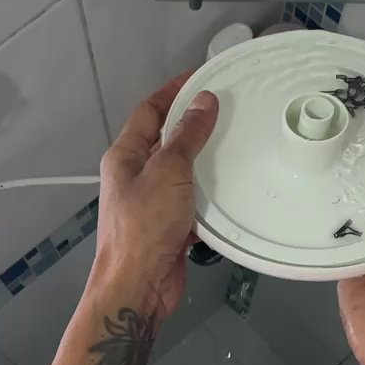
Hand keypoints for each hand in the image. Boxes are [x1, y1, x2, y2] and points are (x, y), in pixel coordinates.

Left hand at [95, 72, 218, 315]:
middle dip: (195, 126)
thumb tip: (204, 101)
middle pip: (166, 141)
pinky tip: (235, 190)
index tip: (203, 78)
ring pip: (182, 174)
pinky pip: (192, 203)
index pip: (148, 112)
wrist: (137, 286)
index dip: (174, 92)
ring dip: (206, 163)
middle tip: (231, 112)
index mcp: (125, 156)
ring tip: (240, 146)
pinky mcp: (169, 228)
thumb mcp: (168, 171)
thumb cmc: (145, 225)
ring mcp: (151, 204)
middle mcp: (134, 177)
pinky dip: (210, 197)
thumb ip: (187, 135)